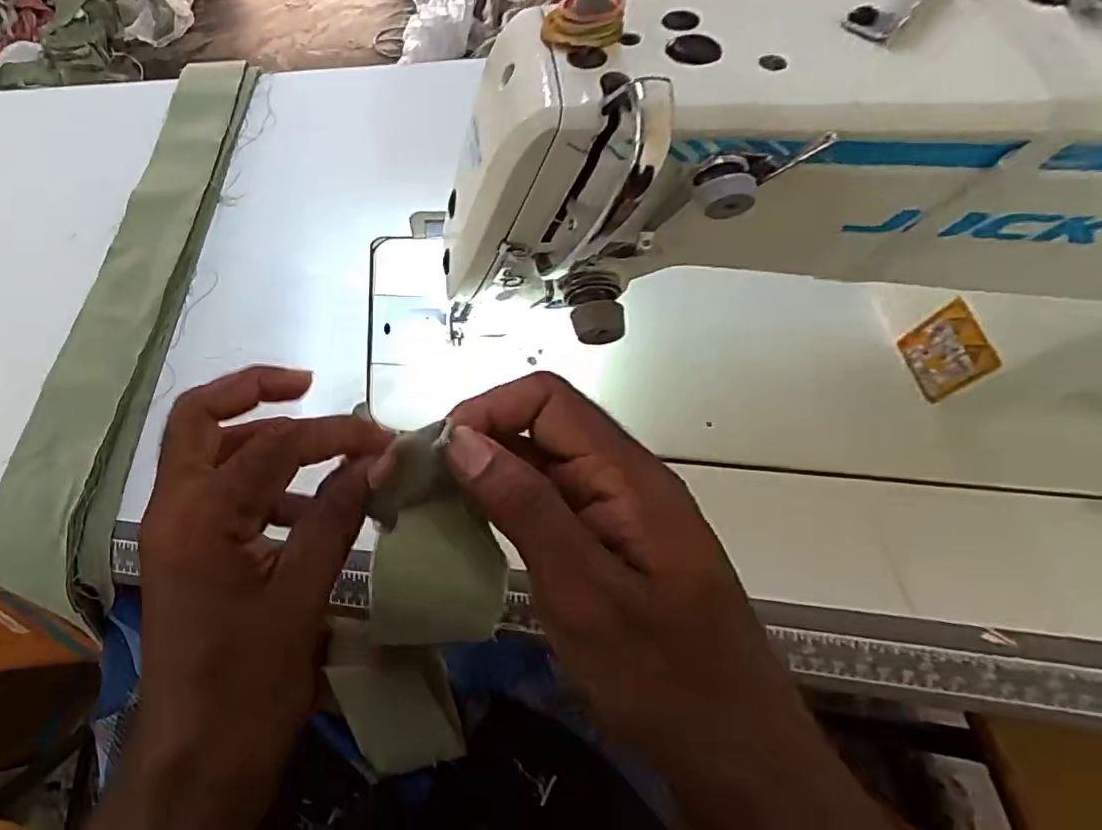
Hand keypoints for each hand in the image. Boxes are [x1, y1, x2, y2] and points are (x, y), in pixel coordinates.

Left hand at [106, 366, 391, 829]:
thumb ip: (334, 518)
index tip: (379, 434)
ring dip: (255, 441)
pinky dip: (251, 484)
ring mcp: (167, 524)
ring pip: (203, 450)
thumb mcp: (300, 599)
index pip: (268, 446)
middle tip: (305, 384)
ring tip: (317, 454)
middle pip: (197, 416)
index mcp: (197, 514)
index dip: (328, 432)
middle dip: (250, 390)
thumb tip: (374, 459)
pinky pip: (210, 491)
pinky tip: (300, 510)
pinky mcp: (176, 545)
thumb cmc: (248, 688)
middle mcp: (170, 505)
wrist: (195, 757)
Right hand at [439, 372, 897, 829]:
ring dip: (480, 468)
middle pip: (537, 421)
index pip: (546, 399)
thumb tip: (459, 438)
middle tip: (423, 479)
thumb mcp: (585, 593)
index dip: (486, 410)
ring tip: (435, 498)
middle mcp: (622, 480)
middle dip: (473, 438)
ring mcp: (612, 510)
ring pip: (533, 458)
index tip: (440, 454)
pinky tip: (468, 524)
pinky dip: (496, 498)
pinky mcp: (600, 538)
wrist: (741, 765)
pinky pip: (539, 495)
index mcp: (629, 479)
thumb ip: (523, 507)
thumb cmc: (666, 682)